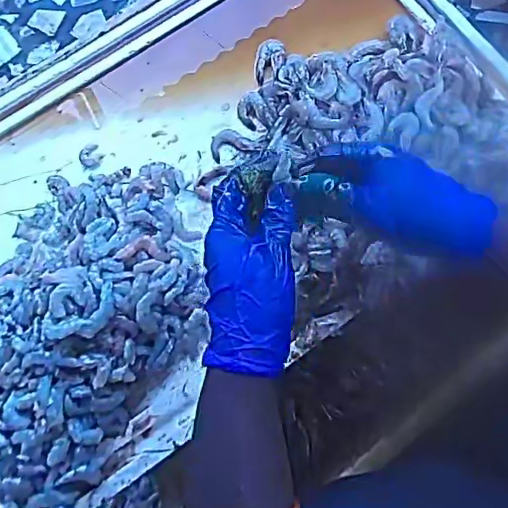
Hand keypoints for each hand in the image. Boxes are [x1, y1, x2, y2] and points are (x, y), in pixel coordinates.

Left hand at [201, 175, 296, 376]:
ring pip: (244, 219)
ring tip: (288, 193)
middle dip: (260, 187)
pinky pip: (248, 235)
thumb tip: (282, 187)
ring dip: (263, 205)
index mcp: (222, 230)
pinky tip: (282, 220)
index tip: (275, 164)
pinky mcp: (237, 266)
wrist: (250, 344)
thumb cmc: (259, 298)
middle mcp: (219, 239)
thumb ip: (277, 218)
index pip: (233, 189)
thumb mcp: (273, 253)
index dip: (253, 173)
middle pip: (237, 203)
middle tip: (286, 176)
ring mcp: (227, 254)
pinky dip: (263, 223)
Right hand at [302, 143, 497, 259]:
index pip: (330, 154)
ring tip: (325, 210)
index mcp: (372, 154)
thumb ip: (332, 195)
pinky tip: (355, 215)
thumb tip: (300, 187)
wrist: (464, 229)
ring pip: (359, 179)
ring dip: (341, 192)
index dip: (309, 167)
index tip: (291, 183)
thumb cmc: (410, 214)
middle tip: (304, 201)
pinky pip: (374, 190)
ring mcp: (399, 172)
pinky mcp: (409, 190)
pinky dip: (359, 200)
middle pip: (344, 165)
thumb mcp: (365, 206)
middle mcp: (384, 157)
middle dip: (323, 180)